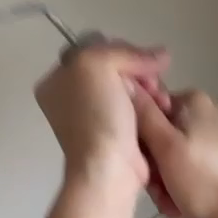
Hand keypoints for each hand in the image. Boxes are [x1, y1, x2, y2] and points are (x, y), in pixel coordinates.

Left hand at [34, 39, 169, 190]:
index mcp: (56, 81)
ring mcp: (95, 117)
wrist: (109, 168)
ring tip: (160, 100)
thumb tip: (160, 56)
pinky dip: (152, 106)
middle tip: (152, 83)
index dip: (120, 50)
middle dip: (140, 72)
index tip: (138, 61)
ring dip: (151, 90)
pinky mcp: (117, 133)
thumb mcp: (97, 64)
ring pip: (132, 88)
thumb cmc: (96, 115)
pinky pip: (139, 108)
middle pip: (116, 69)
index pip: (94, 49)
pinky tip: (161, 109)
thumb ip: (123, 50)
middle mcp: (72, 98)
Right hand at [129, 87, 217, 217]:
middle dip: (154, 171)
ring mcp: (210, 137)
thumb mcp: (166, 146)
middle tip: (161, 192)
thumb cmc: (205, 179)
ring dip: (166, 186)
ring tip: (175, 204)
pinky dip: (181, 189)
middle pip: (156, 139)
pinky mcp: (216, 159)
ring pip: (168, 160)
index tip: (142, 166)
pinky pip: (185, 171)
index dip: (137, 141)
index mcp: (189, 101)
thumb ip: (143, 115)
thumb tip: (123, 80)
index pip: (144, 111)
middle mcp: (200, 113)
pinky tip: (186, 208)